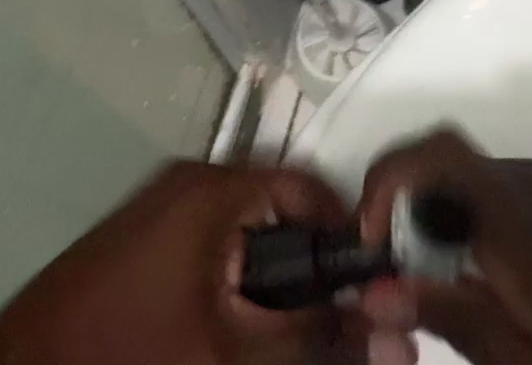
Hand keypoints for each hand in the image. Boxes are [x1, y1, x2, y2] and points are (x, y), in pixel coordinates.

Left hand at [0, 161, 365, 364]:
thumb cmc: (133, 351)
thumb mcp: (239, 353)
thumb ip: (320, 338)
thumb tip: (398, 334)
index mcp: (213, 190)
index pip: (310, 190)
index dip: (349, 241)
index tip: (373, 296)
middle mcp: (189, 184)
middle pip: (280, 214)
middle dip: (310, 274)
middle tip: (329, 330)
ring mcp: (161, 208)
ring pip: (248, 236)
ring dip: (273, 287)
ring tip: (279, 340)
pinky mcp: (144, 238)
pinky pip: (213, 248)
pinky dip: (236, 285)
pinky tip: (235, 335)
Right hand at [353, 130, 531, 364]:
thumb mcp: (529, 360)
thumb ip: (450, 316)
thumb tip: (375, 291)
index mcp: (505, 211)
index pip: (424, 155)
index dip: (381, 183)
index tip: (368, 240)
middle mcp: (527, 182)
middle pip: (444, 167)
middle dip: (408, 213)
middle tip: (404, 278)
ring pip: (476, 185)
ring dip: (447, 223)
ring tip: (454, 292)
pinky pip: (511, 199)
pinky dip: (484, 229)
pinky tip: (510, 289)